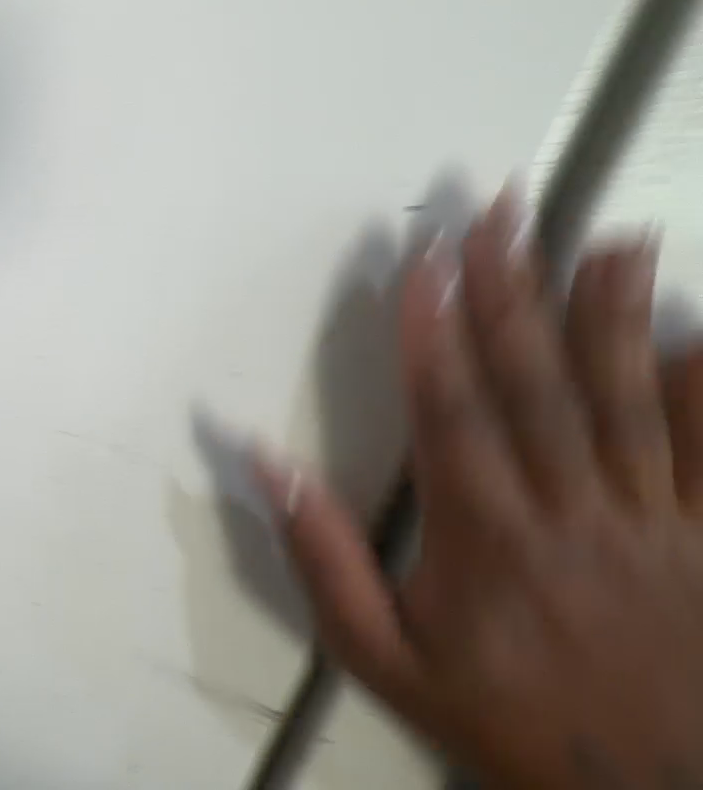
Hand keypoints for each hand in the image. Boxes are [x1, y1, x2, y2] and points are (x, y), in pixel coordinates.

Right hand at [261, 189, 702, 788]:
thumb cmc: (495, 713)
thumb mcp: (377, 655)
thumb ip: (321, 557)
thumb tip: (266, 460)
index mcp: (486, 537)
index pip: (452, 410)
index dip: (435, 329)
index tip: (425, 260)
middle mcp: (576, 514)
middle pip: (539, 385)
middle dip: (512, 290)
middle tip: (500, 213)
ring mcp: (662, 525)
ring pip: (634, 402)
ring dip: (615, 314)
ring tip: (606, 239)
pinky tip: (694, 329)